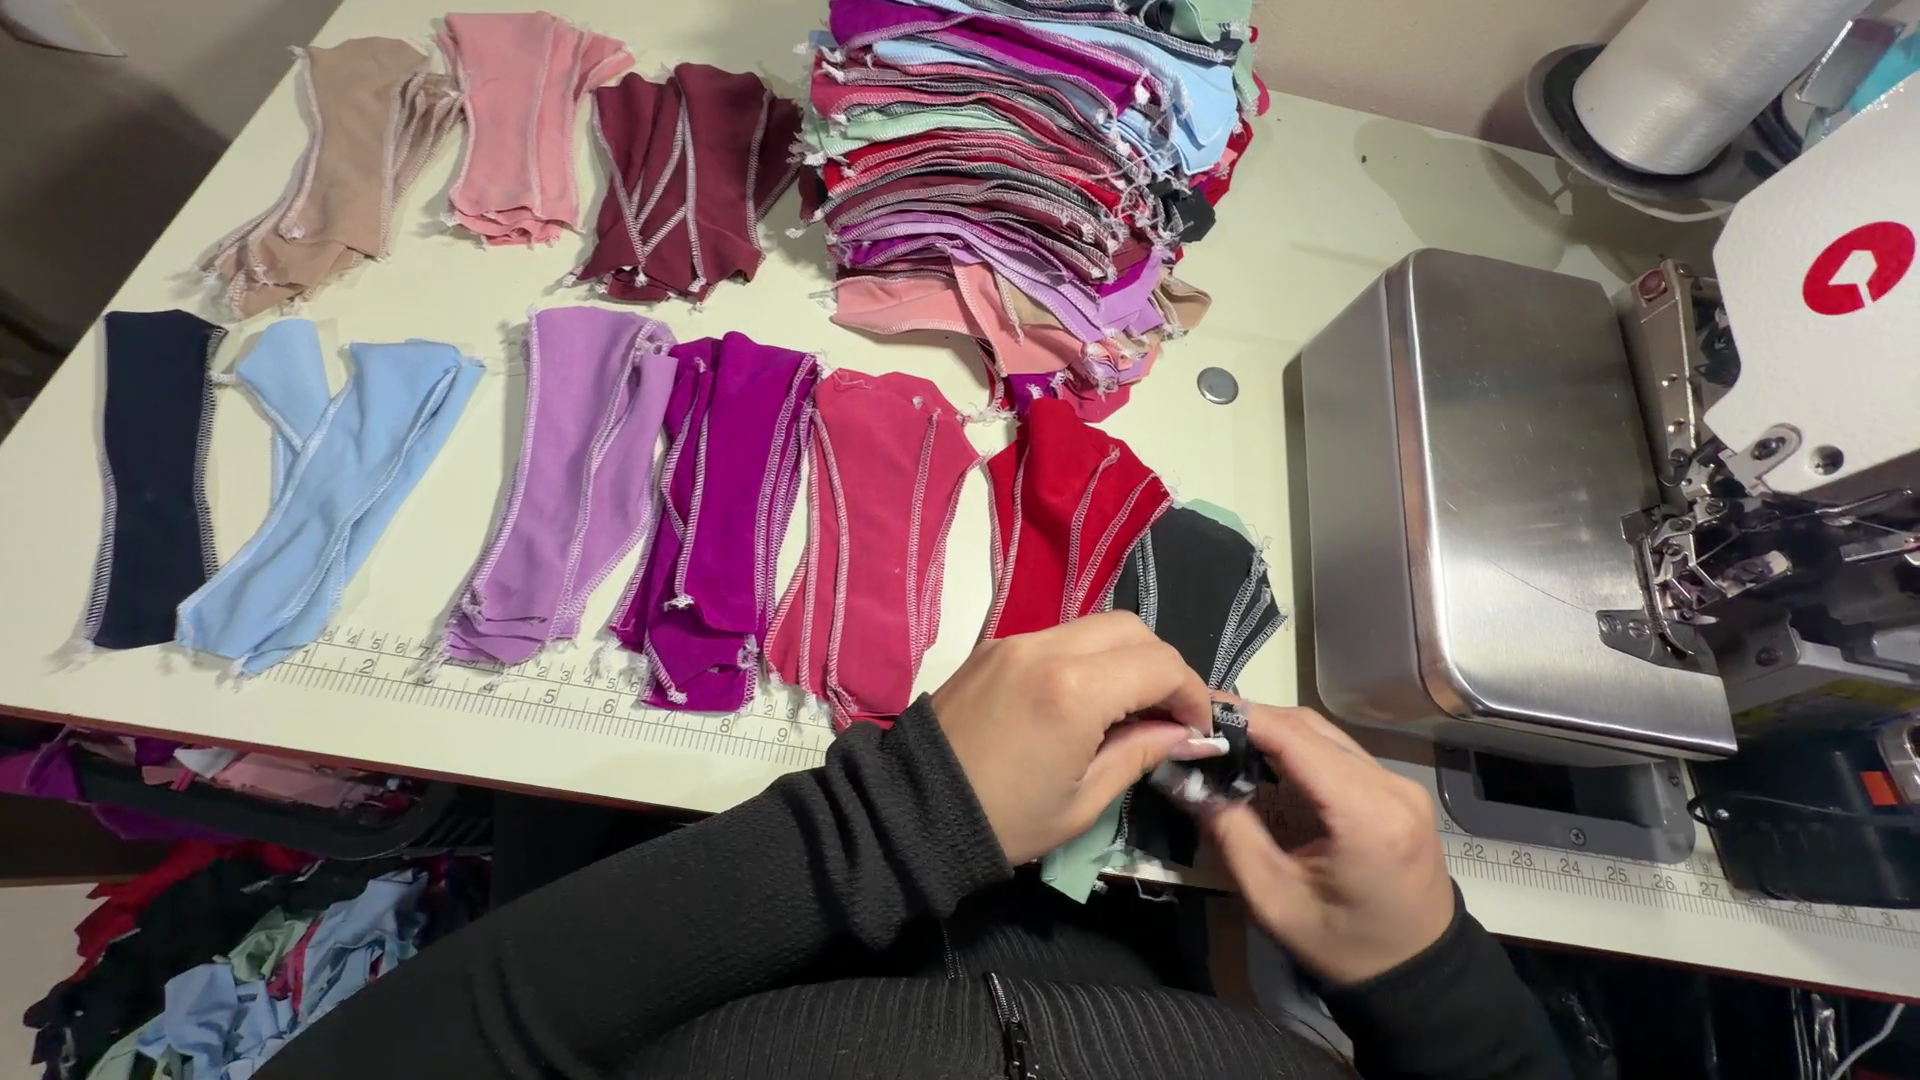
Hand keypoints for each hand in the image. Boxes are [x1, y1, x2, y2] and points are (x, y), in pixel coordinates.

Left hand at [930, 612, 1214, 864]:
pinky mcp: (993, 646)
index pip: (1160, 664)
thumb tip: (1187, 732)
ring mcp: (1015, 640)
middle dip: (1161, 665)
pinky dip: (1086, 656)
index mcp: (1074, 690)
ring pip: (1094, 625)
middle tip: (1164, 713)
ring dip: (1123, 656)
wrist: (912, 808)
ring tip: (1126, 706)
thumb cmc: (1003, 819)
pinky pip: (1057, 636)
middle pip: (1131, 628)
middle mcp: (1046, 648)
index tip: (1195, 728)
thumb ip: (1140, 753)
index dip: (1192, 693)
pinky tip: (1082, 697)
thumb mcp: (1084, 801)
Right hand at [1203, 703, 1454, 984]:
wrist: (1420, 976)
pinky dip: (1295, 745)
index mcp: (1366, 815)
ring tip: (1223, 736)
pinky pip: (1337, 749)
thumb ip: (1229, 833)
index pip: (1294, 738)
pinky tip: (1263, 755)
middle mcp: (1391, 786)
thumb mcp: (1273, 899)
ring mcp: (1400, 784)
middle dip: (1250, 719)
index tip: (1195, 708)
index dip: (1242, 716)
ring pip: (1322, 732)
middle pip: (1308, 726)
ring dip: (1272, 728)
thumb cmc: (1344, 946)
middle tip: (1200, 724)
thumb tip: (1186, 779)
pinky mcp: (1397, 789)